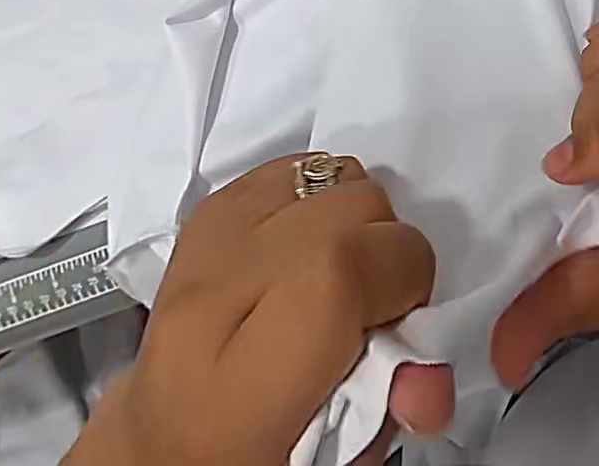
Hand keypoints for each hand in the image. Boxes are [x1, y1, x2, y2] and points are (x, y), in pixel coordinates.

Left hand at [66, 154, 453, 465]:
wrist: (165, 441)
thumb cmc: (256, 460)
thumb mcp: (335, 460)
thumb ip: (393, 405)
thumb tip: (433, 374)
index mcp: (240, 380)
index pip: (342, 267)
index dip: (403, 276)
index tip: (406, 313)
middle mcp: (212, 293)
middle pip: (347, 204)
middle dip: (388, 244)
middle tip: (376, 296)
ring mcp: (206, 239)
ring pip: (329, 170)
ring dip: (356, 215)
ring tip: (343, 266)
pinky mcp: (207, 210)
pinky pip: (294, 163)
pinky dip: (321, 194)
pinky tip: (312, 241)